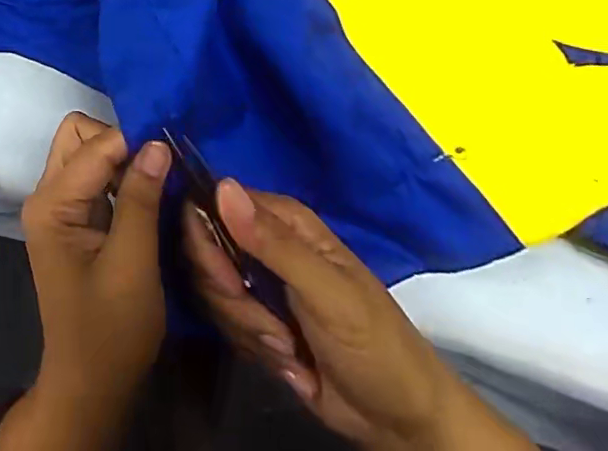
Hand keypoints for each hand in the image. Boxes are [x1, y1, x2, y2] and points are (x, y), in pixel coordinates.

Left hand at [0, 113, 169, 450]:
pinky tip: (148, 190)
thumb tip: (158, 143)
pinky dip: (119, 175)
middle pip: (78, 136)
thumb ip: (142, 200)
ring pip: (85, 152)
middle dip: (119, 141)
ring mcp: (56, 206)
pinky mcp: (71, 218)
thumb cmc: (111, 330)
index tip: (175, 150)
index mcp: (51, 204)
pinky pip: (92, 176)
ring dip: (121, 157)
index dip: (133, 142)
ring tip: (161, 176)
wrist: (89, 382)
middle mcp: (46, 195)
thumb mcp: (134, 264)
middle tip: (161, 166)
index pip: (92, 146)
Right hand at [184, 182, 534, 450]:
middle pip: (205, 250)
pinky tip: (287, 359)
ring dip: (245, 326)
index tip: (227, 280)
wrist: (402, 420)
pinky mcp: (253, 315)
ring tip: (288, 347)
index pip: (213, 204)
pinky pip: (222, 319)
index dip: (207, 238)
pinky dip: (250, 344)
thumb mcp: (328, 293)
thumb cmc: (376, 345)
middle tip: (272, 327)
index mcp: (283, 220)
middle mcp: (262, 241)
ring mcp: (257, 280)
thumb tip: (223, 187)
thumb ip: (273, 243)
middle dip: (230, 296)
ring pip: (211, 290)